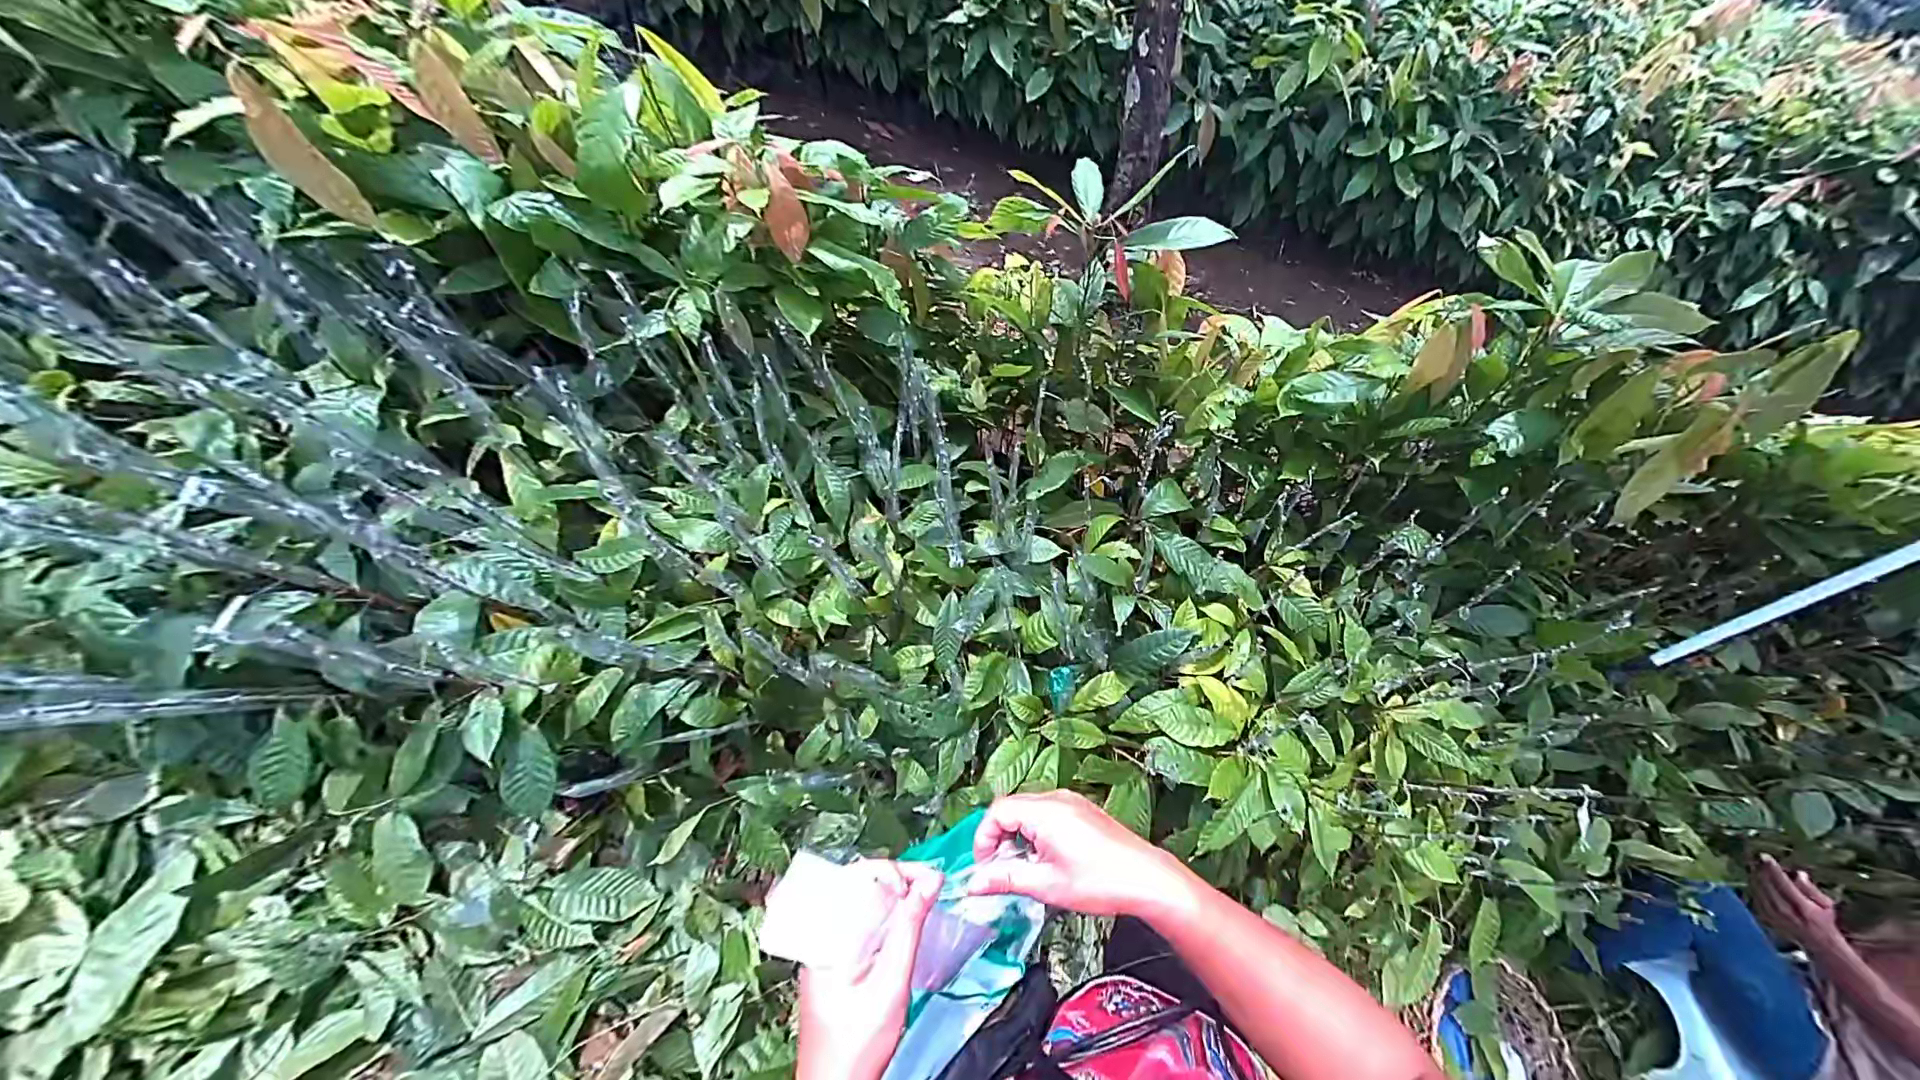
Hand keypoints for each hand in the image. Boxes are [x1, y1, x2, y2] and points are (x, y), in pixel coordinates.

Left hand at [796, 861, 941, 1079]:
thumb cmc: (855, 1047)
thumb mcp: (891, 984)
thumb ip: (909, 929)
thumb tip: (929, 883)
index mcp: (827, 933)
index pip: (860, 875)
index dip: (897, 871)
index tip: (927, 881)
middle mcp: (821, 932)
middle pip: (860, 881)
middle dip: (899, 877)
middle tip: (930, 885)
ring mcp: (825, 943)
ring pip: (861, 897)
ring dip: (894, 893)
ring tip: (922, 898)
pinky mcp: (834, 954)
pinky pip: (860, 916)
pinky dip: (886, 912)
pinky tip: (904, 920)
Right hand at [965, 789, 1194, 916]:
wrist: (1147, 879)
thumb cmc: (1101, 881)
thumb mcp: (1046, 884)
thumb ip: (1005, 878)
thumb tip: (975, 883)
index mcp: (1045, 811)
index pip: (997, 812)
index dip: (984, 838)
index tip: (985, 866)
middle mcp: (1057, 798)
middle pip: (1011, 808)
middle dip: (999, 838)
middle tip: (1000, 869)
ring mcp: (1071, 801)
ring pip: (1028, 810)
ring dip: (1018, 835)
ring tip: (1025, 867)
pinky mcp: (1081, 809)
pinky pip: (1046, 812)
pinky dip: (1035, 831)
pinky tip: (1045, 859)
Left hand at [1753, 854, 1845, 957]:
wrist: (1818, 943)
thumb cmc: (1824, 921)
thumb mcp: (1826, 905)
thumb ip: (1811, 889)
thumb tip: (1798, 873)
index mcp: (1801, 907)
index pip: (1782, 882)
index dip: (1772, 868)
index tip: (1765, 856)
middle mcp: (1783, 909)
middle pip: (1765, 883)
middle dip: (1761, 869)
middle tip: (1759, 860)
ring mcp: (1770, 913)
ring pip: (1756, 887)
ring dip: (1755, 875)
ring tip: (1756, 867)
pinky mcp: (1762, 915)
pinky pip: (1754, 895)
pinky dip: (1754, 885)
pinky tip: (1756, 879)